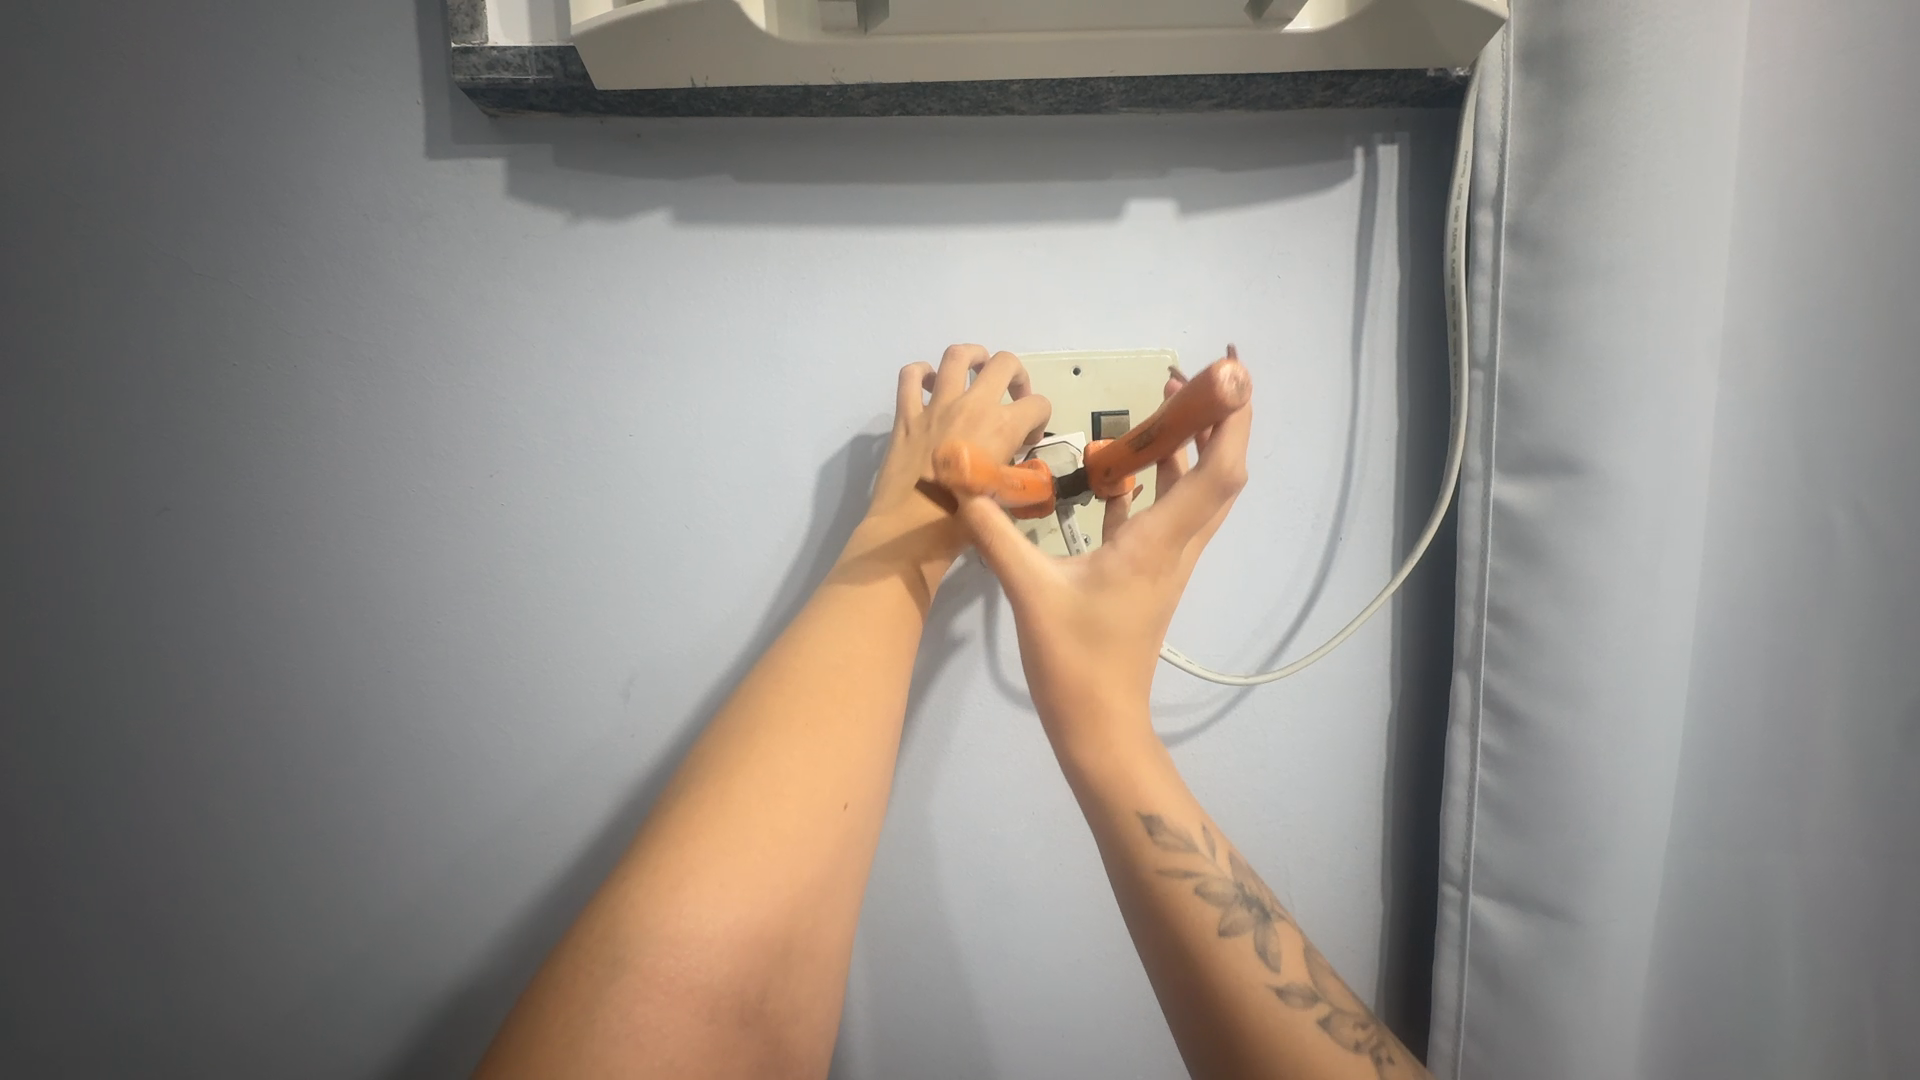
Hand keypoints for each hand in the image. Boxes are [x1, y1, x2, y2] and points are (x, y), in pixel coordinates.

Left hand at [841, 345, 1051, 593]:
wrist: (912, 532)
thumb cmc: (962, 522)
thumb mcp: (1005, 498)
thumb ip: (1015, 471)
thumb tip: (1013, 462)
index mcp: (1003, 427)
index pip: (1038, 404)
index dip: (1039, 419)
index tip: (1027, 438)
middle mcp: (973, 406)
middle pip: (1005, 363)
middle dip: (1016, 375)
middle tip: (1011, 394)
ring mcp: (936, 407)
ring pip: (957, 356)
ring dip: (972, 356)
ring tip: (975, 369)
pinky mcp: (906, 415)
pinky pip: (910, 376)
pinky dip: (920, 373)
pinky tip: (928, 383)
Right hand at [956, 361, 1251, 753]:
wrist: (1099, 725)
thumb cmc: (1074, 661)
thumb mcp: (1028, 591)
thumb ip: (994, 533)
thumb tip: (962, 482)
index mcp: (1158, 544)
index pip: (1219, 471)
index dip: (1233, 417)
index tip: (1229, 370)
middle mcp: (1175, 547)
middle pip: (1221, 474)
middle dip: (1218, 419)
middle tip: (1192, 376)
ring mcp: (1166, 563)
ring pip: (1195, 494)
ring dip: (1190, 448)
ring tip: (1161, 407)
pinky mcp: (1148, 576)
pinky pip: (1162, 516)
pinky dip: (1155, 483)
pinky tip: (1121, 467)